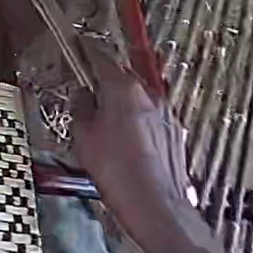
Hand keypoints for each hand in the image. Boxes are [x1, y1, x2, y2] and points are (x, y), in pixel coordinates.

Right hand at [71, 40, 199, 242]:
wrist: (156, 207)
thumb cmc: (115, 168)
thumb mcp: (83, 133)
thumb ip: (81, 106)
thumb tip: (83, 96)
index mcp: (124, 89)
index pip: (102, 59)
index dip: (87, 51)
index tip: (78, 46)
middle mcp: (150, 96)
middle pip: (124, 75)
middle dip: (105, 76)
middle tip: (86, 81)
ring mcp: (167, 116)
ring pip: (138, 96)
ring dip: (121, 98)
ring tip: (102, 112)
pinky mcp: (175, 136)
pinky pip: (149, 115)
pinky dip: (134, 117)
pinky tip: (121, 135)